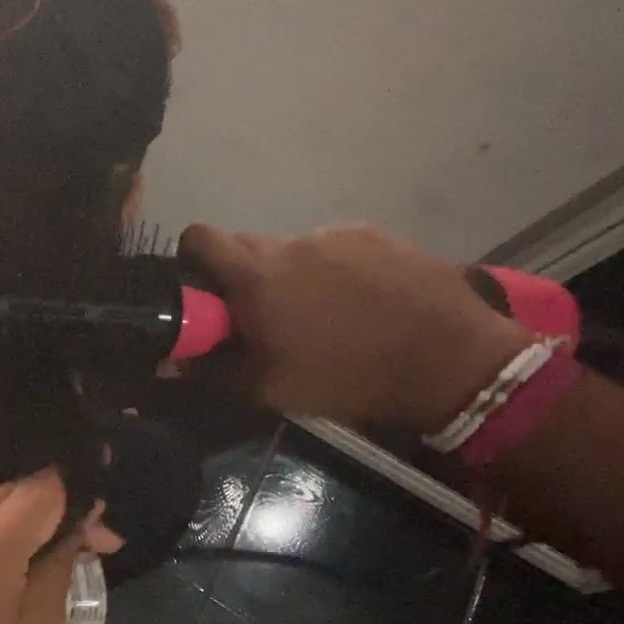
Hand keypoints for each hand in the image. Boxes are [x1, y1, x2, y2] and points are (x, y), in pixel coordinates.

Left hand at [0, 472, 118, 623]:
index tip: (101, 520)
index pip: (39, 490)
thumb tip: (85, 519)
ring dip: (17, 518)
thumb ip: (62, 563)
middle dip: (50, 510)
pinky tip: (3, 557)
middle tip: (86, 542)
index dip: (76, 495)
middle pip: (11, 491)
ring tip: (44, 553)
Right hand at [179, 223, 530, 430]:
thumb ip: (210, 369)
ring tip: (321, 316)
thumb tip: (171, 359)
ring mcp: (339, 234)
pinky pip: (337, 248)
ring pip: (293, 249)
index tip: (202, 291)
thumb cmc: (346, 377)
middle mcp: (291, 242)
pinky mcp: (380, 235)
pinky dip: (334, 271)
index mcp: (255, 273)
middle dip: (242, 276)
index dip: (191, 259)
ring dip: (291, 275)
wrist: (452, 362)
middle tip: (260, 316)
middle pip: (245, 245)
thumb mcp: (267, 388)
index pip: (198, 237)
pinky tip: (361, 304)